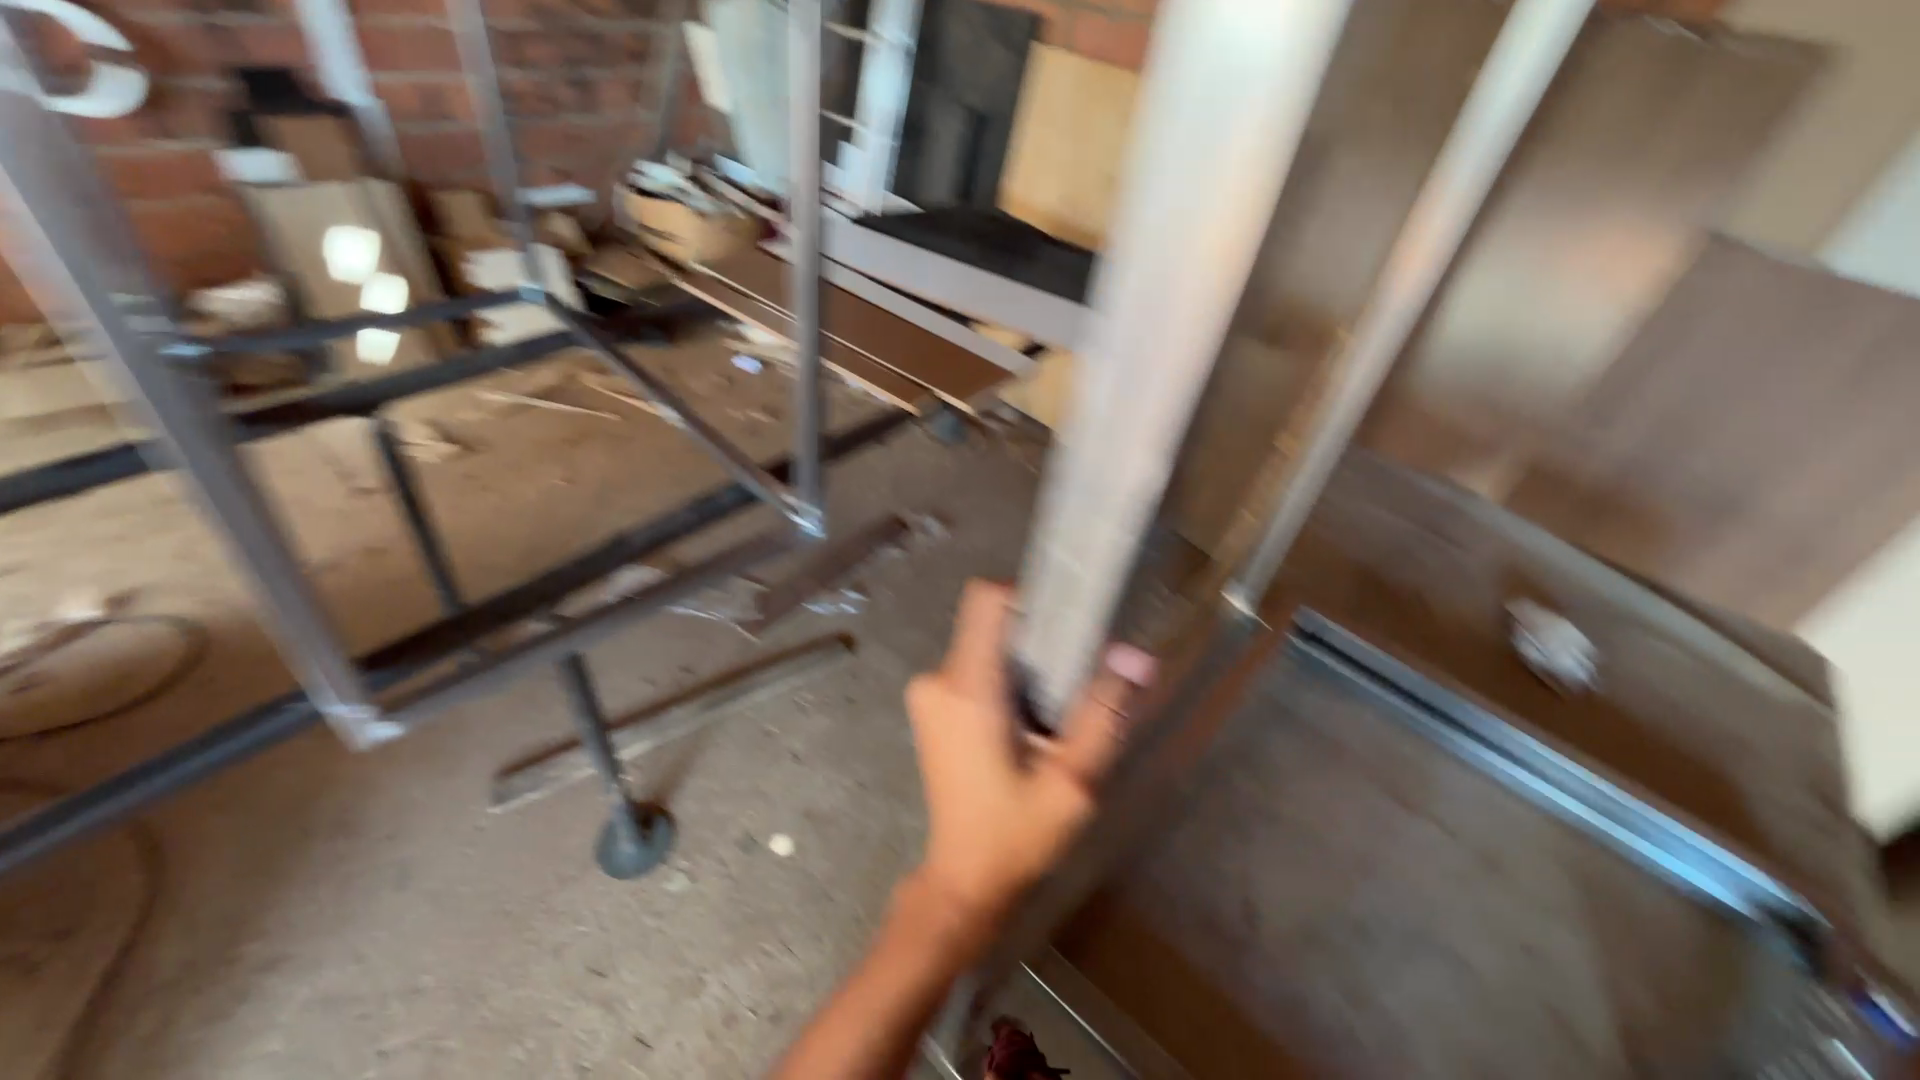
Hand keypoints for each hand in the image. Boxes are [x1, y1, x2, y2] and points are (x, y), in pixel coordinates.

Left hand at [903, 580, 1155, 928]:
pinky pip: (974, 670)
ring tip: (1052, 714)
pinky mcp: (932, 710)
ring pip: (985, 648)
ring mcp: (929, 695)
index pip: (985, 600)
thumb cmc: (1016, 836)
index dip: (1029, 597)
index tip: (1068, 625)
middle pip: (991, 625)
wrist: (965, 880)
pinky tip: (1027, 726)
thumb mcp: (1073, 782)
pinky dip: (1005, 683)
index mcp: (968, 689)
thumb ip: (1103, 715)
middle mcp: (939, 681)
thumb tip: (1136, 656)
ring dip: (1024, 668)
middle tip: (1075, 682)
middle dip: (1037, 643)